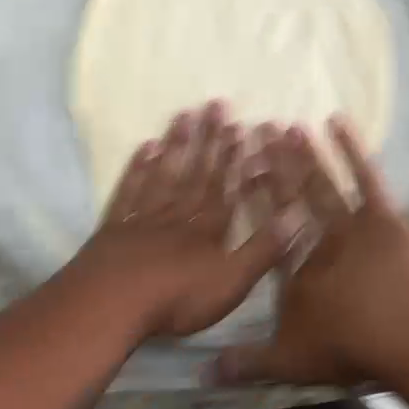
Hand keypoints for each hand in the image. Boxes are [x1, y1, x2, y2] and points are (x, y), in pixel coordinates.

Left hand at [63, 102, 288, 340]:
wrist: (111, 304)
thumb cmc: (177, 298)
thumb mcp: (231, 281)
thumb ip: (263, 250)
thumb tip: (297, 215)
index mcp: (207, 230)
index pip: (224, 188)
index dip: (234, 160)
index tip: (242, 128)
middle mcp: (177, 215)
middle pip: (196, 173)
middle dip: (209, 140)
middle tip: (216, 105)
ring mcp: (143, 218)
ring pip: (163, 174)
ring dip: (176, 145)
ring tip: (184, 114)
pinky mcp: (114, 227)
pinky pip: (129, 191)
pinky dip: (137, 168)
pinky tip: (145, 147)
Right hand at [211, 117, 408, 386]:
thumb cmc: (349, 345)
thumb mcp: (289, 361)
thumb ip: (247, 364)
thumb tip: (201, 375)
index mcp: (294, 270)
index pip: (267, 228)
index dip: (251, 199)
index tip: (236, 170)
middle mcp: (318, 240)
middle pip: (290, 197)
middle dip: (272, 166)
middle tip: (254, 131)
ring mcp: (353, 225)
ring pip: (321, 182)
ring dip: (304, 155)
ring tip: (285, 125)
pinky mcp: (386, 218)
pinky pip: (366, 177)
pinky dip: (352, 149)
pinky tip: (337, 121)